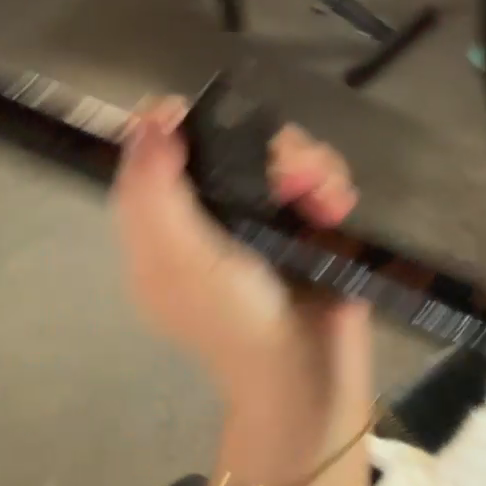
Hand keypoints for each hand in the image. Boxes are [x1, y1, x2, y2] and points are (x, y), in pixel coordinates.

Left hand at [112, 98, 368, 417]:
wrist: (308, 373)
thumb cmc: (234, 322)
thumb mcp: (179, 262)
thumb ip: (155, 193)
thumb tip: (148, 119)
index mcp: (168, 225)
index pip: (159, 154)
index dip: (173, 125)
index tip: (194, 113)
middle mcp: (217, 210)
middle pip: (236, 141)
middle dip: (271, 149)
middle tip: (291, 177)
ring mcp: (268, 213)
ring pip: (286, 151)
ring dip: (312, 166)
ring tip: (324, 200)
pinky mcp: (312, 218)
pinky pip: (322, 174)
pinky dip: (334, 184)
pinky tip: (337, 209)